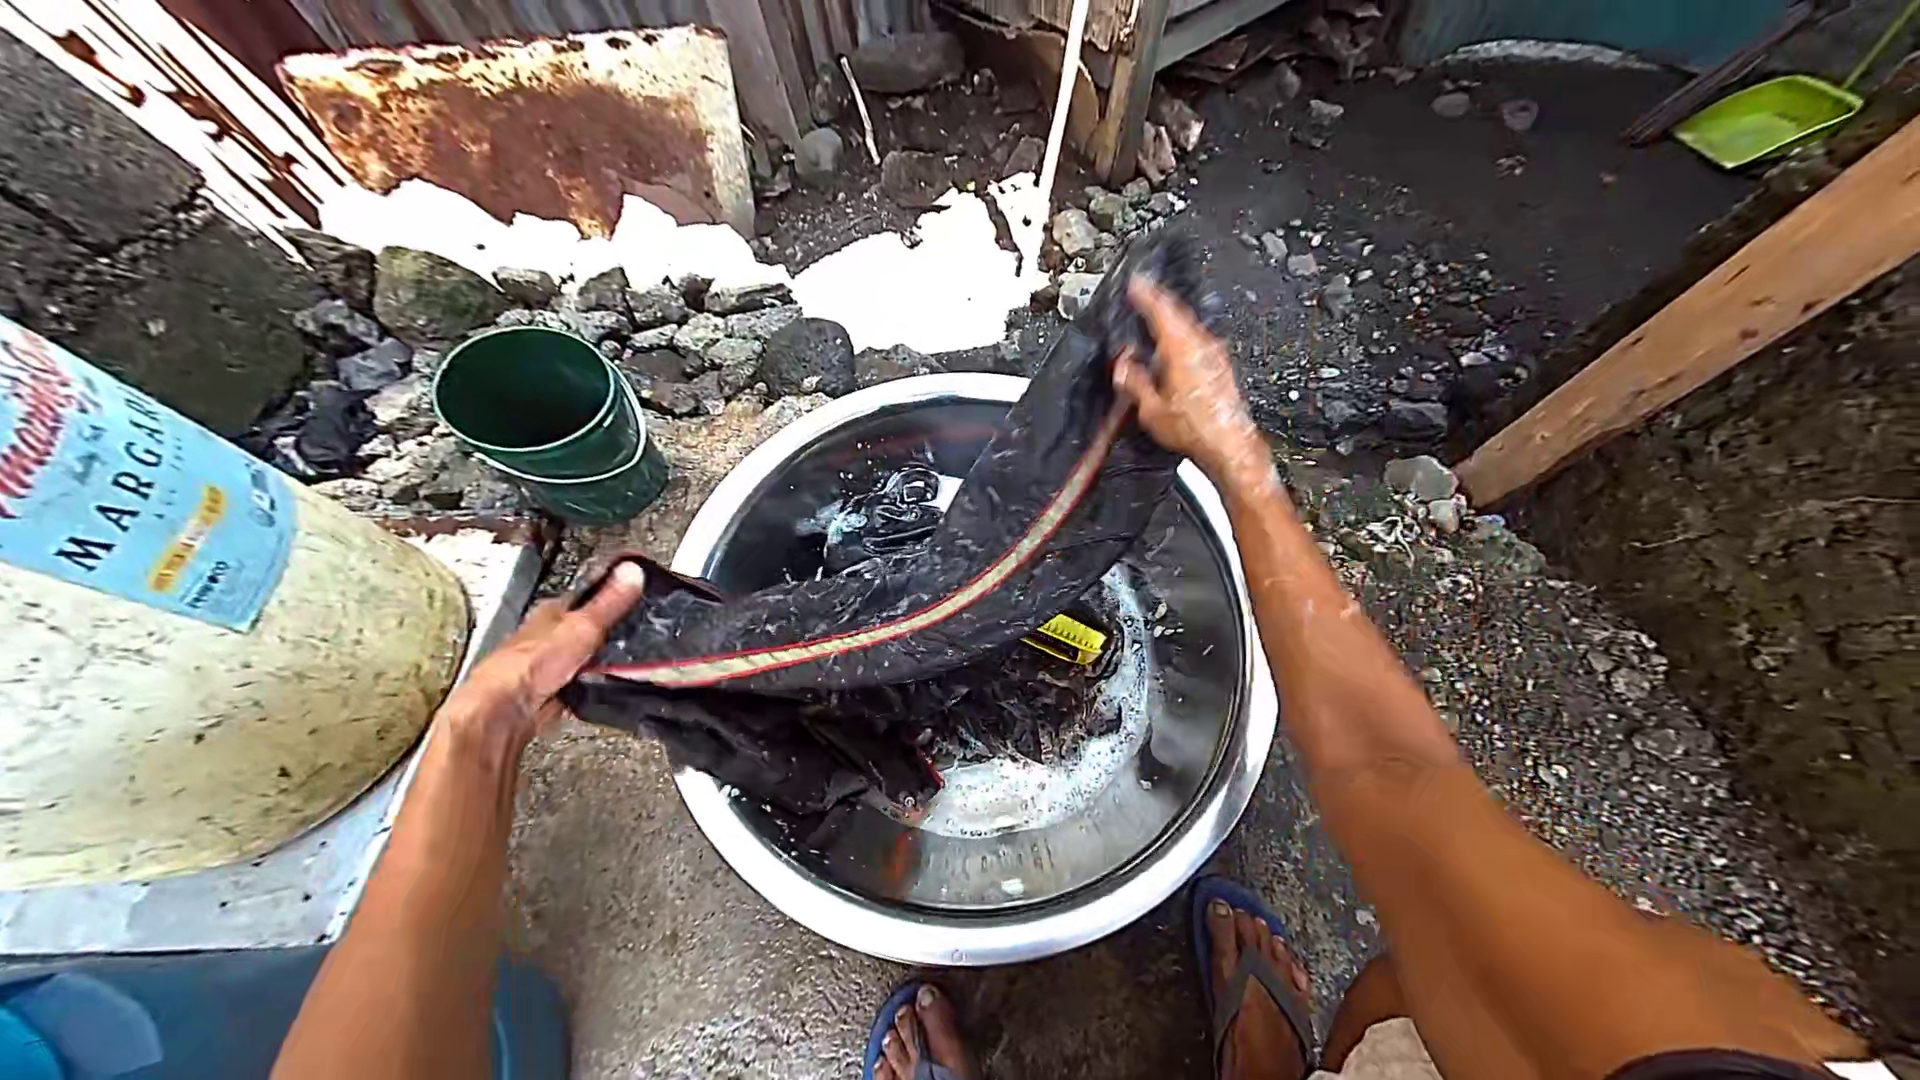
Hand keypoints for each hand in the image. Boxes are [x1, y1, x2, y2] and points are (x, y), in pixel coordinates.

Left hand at [438, 561, 646, 745]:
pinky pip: (591, 679)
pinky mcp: (559, 689)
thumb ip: (611, 601)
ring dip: (611, 658)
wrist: (508, 711)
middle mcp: (551, 635)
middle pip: (593, 626)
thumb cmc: (531, 663)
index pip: (590, 594)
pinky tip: (613, 681)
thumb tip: (633, 570)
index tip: (640, 595)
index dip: (615, 593)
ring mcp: (555, 663)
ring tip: (633, 659)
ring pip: (593, 654)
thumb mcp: (584, 625)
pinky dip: (603, 680)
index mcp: (554, 611)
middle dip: (616, 631)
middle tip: (642, 633)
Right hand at [1112, 276, 1272, 490]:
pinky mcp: (1220, 367)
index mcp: (1181, 350)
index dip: (1146, 294)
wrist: (1226, 444)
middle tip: (1144, 296)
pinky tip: (1173, 351)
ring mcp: (1214, 355)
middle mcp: (1202, 346)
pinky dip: (1181, 339)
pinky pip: (1197, 342)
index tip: (1136, 283)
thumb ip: (1134, 382)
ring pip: (1189, 328)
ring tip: (1155, 323)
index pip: (1162, 310)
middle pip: (1178, 314)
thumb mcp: (1151, 408)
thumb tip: (1124, 366)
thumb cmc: (1193, 428)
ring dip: (1170, 323)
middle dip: (1159, 304)